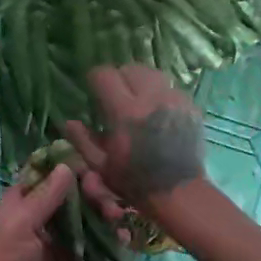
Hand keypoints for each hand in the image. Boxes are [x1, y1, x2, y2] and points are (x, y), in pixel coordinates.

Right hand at [62, 65, 205, 209]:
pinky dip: (161, 94)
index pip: (105, 75)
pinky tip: (157, 111)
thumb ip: (83, 141)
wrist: (179, 192)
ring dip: (141, 82)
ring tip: (137, 99)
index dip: (96, 80)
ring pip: (153, 74)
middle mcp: (151, 99)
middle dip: (119, 78)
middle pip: (130, 68)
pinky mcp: (190, 107)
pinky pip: (171, 89)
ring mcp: (174, 100)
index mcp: (125, 112)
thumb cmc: (135, 182)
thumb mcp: (101, 166)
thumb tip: (69, 122)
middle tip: (116, 96)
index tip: (94, 91)